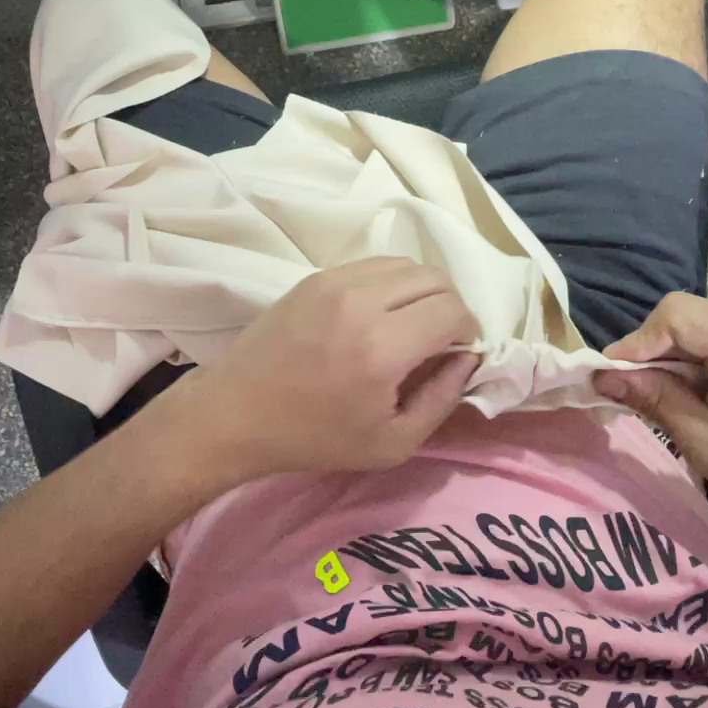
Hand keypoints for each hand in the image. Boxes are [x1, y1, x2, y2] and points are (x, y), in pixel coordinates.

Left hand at [165, 258, 481, 485]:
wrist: (237, 413)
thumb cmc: (315, 438)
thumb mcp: (392, 444)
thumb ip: (442, 400)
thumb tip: (466, 360)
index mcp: (383, 349)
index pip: (453, 311)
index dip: (469, 330)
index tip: (459, 352)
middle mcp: (362, 303)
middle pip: (436, 278)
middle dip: (451, 307)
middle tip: (440, 338)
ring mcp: (335, 282)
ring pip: (407, 264)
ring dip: (423, 291)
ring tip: (412, 324)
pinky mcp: (316, 277)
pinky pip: (374, 264)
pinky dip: (392, 283)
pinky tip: (380, 313)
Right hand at [592, 293, 707, 529]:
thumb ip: (660, 403)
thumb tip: (605, 378)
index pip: (677, 316)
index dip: (636, 343)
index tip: (609, 378)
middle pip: (689, 318)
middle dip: (655, 354)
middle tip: (638, 396)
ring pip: (706, 327)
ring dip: (680, 360)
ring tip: (676, 404)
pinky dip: (706, 361)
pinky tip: (707, 398)